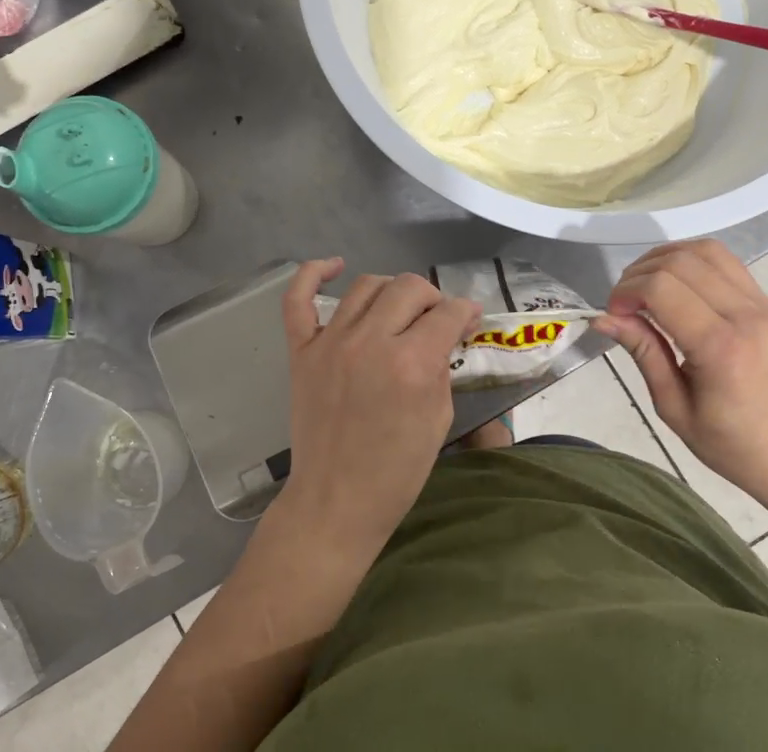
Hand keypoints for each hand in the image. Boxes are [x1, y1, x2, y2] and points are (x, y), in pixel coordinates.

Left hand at [277, 259, 480, 551]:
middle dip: (433, 298)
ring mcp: (330, 342)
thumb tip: (445, 335)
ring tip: (399, 308)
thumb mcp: (439, 420)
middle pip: (409, 288)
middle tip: (437, 320)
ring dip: (391, 290)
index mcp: (412, 363)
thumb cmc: (396, 472)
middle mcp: (371, 341)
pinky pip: (298, 299)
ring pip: (366, 286)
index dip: (466, 312)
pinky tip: (333, 265)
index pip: (447, 313)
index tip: (469, 320)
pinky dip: (313, 273)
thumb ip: (441, 369)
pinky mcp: (301, 351)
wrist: (336, 501)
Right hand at [597, 239, 767, 507]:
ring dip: (665, 259)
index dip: (626, 292)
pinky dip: (691, 262)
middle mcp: (745, 316)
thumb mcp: (674, 407)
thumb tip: (604, 319)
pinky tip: (674, 286)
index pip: (662, 288)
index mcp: (720, 348)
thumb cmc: (732, 446)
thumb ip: (643, 353)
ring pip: (705, 250)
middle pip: (680, 261)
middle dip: (639, 273)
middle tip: (624, 304)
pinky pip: (726, 263)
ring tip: (645, 288)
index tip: (613, 315)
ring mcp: (762, 306)